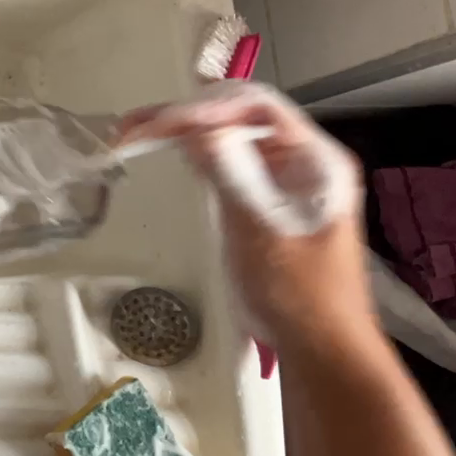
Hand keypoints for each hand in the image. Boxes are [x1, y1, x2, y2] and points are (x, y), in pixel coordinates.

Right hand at [116, 82, 375, 354]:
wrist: (321, 348)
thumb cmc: (301, 294)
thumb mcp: (263, 231)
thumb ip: (232, 175)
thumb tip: (194, 128)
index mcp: (314, 158)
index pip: (256, 108)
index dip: (207, 108)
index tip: (164, 124)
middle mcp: (297, 157)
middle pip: (236, 115)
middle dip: (185, 113)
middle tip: (134, 124)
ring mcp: (279, 175)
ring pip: (225, 134)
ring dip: (181, 128)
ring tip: (135, 131)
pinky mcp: (260, 194)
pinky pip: (223, 157)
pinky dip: (190, 150)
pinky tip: (166, 150)